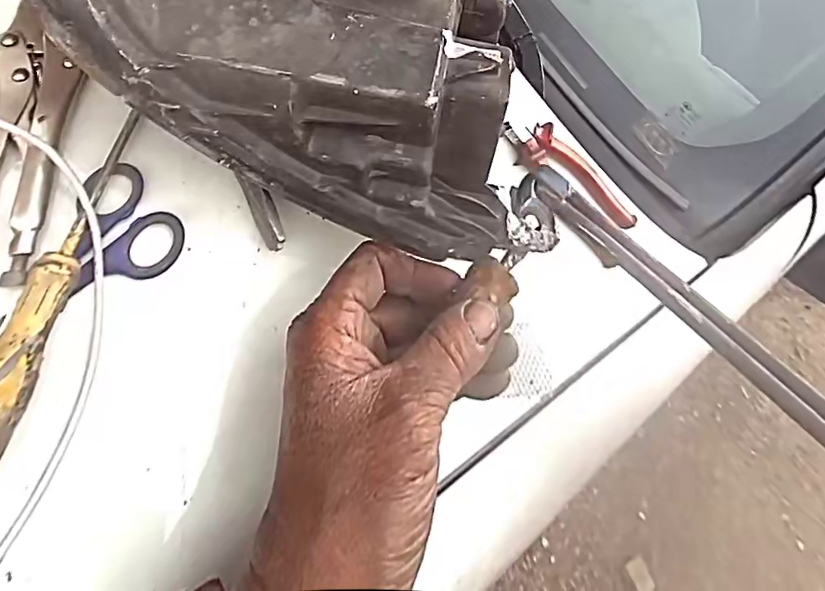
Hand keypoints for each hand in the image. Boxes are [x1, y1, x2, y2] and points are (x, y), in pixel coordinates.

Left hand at [246, 243, 518, 590]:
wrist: (331, 583)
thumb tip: (479, 308)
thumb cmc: (339, 511)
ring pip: (416, 336)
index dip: (424, 269)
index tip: (463, 287)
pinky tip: (484, 375)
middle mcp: (339, 355)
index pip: (377, 265)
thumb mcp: (408, 408)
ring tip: (497, 343)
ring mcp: (360, 386)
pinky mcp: (380, 416)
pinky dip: (455, 368)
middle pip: (400, 298)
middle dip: (452, 305)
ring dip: (460, 337)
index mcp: (328, 336)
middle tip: (492, 311)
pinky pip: (422, 371)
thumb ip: (449, 348)